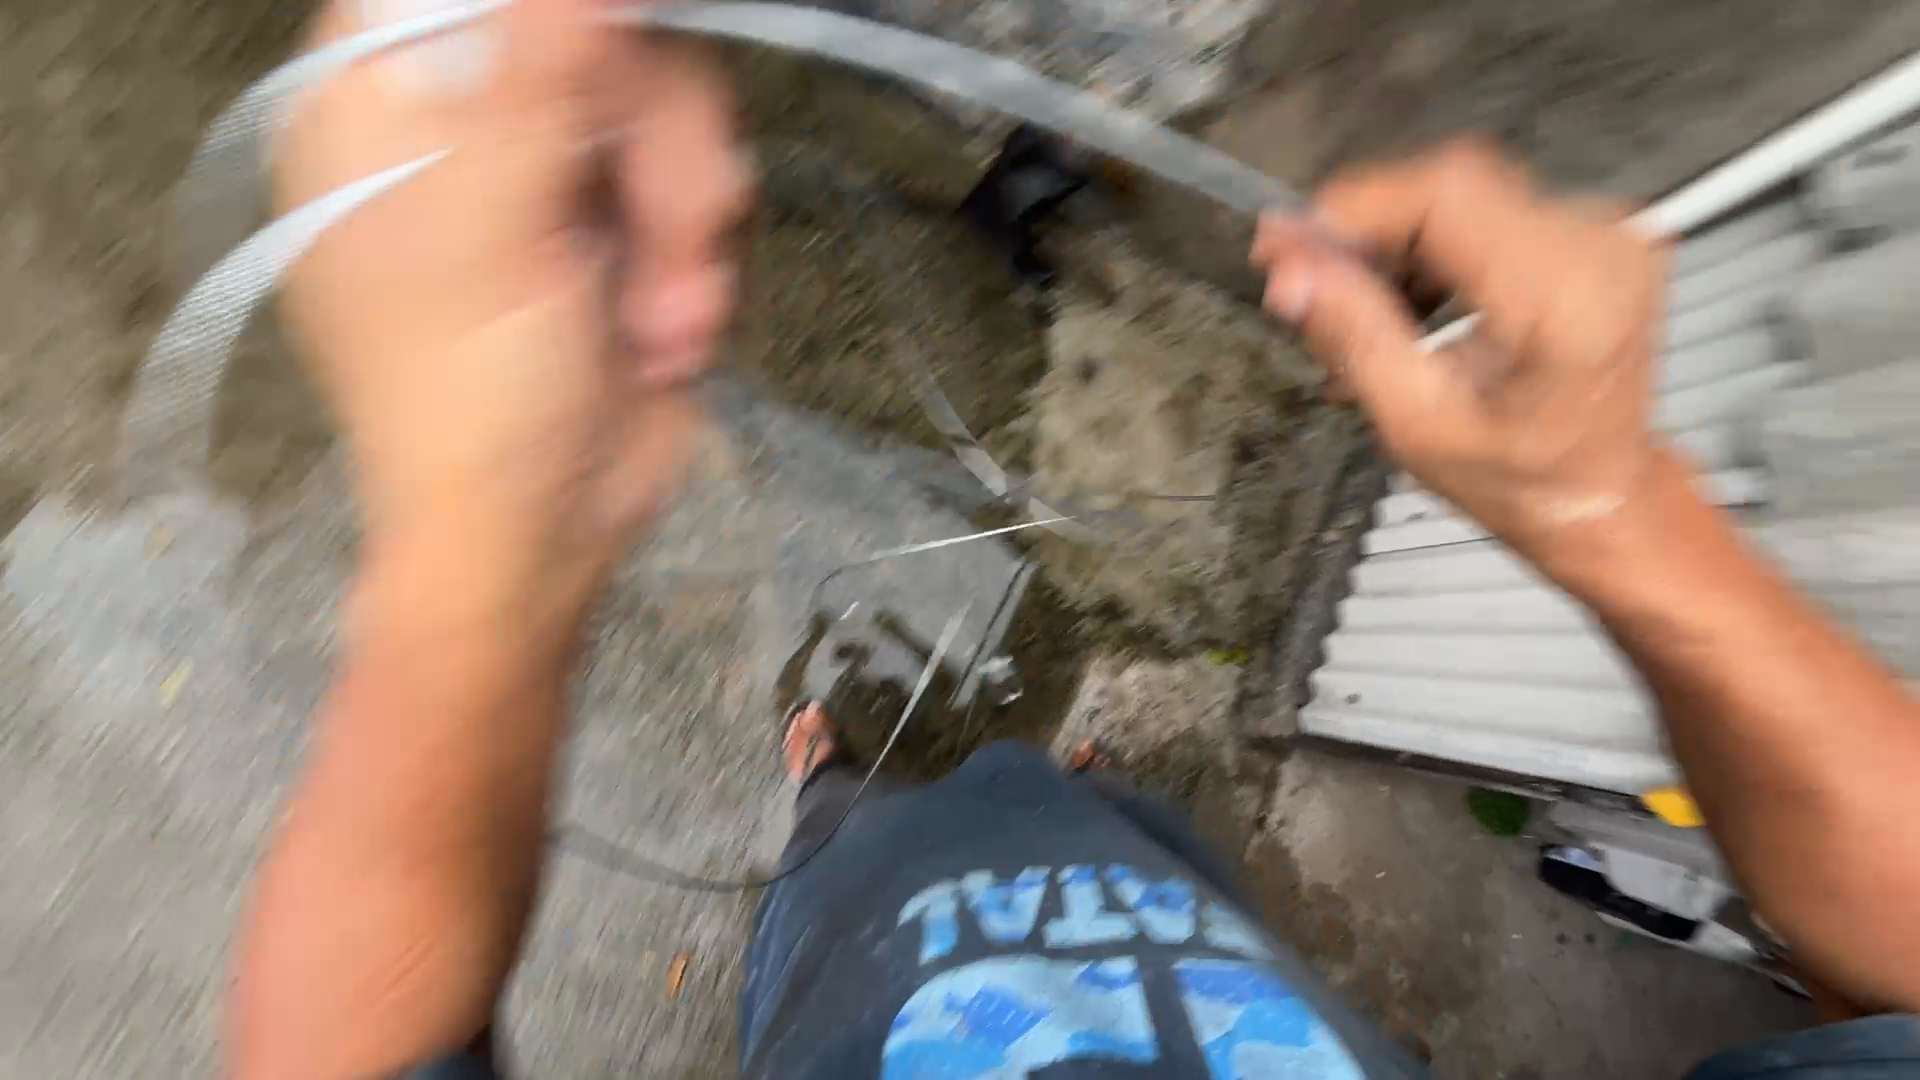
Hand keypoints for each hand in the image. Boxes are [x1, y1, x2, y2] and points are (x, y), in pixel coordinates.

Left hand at [278, 0, 750, 630]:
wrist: (547, 530)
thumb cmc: (473, 397)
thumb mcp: (488, 237)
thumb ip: (538, 89)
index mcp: (397, 103)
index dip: (568, 15)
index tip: (625, 54)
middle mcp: (490, 128)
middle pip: (613, 50)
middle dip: (662, 155)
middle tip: (669, 239)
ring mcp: (578, 190)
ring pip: (680, 133)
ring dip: (691, 235)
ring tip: (666, 323)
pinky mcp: (646, 246)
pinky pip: (706, 210)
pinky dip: (703, 277)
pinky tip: (672, 338)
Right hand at [1250, 141, 1668, 565]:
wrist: (1590, 492)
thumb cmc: (1515, 476)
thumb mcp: (1413, 420)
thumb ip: (1353, 336)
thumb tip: (1294, 277)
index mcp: (1563, 295)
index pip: (1445, 196)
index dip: (1352, 209)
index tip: (1286, 239)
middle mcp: (1596, 247)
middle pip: (1447, 190)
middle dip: (1359, 231)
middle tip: (1300, 278)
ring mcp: (1595, 237)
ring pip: (1456, 199)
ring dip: (1384, 247)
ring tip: (1348, 310)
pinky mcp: (1578, 241)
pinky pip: (1478, 218)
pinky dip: (1417, 253)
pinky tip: (1392, 303)